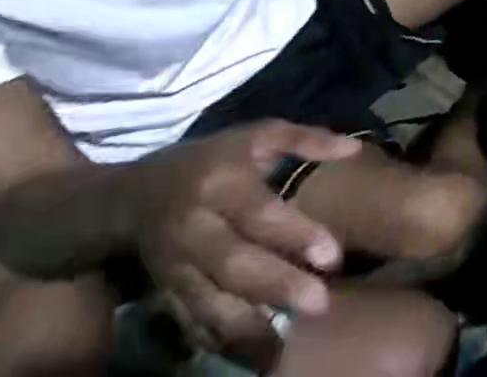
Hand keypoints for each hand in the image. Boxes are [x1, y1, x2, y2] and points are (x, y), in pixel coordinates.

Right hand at [128, 122, 361, 350]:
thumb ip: (308, 140)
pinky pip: (191, 319)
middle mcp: (194, 228)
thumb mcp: (260, 135)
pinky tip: (250, 352)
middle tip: (320, 303)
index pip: (260, 214)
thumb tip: (354, 149)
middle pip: (235, 263)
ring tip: (287, 343)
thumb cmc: (214, 158)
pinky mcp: (165, 290)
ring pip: (210, 301)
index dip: (296, 235)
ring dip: (248, 325)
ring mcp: (175, 265)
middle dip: (278, 287)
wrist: (132, 195)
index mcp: (221, 183)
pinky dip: (218, 338)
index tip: (332, 255)